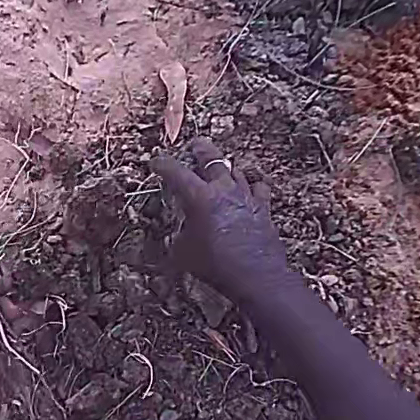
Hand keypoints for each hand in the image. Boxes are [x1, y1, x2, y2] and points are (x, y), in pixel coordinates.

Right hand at [151, 137, 290, 301]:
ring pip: (236, 170)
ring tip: (220, 167)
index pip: (176, 173)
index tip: (156, 163)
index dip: (163, 165)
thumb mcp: (183, 252)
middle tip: (195, 145)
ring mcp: (246, 196)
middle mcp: (224, 190)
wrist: (255, 275)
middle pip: (212, 159)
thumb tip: (179, 234)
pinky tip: (249, 185)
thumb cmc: (215, 265)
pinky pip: (258, 187)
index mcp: (199, 197)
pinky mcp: (263, 208)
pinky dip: (251, 183)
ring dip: (225, 167)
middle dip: (201, 150)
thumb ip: (179, 236)